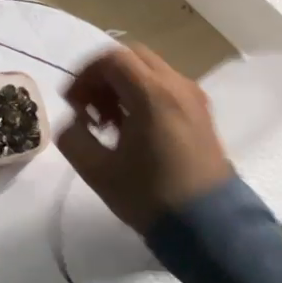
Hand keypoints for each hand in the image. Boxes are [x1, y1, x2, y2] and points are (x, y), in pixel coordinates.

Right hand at [57, 45, 232, 234]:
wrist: (208, 225)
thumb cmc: (149, 196)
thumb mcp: (97, 171)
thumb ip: (73, 137)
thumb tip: (73, 122)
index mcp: (152, 94)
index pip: (111, 58)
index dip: (84, 75)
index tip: (73, 104)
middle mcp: (177, 85)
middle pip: (132, 57)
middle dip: (103, 77)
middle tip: (89, 109)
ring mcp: (194, 98)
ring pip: (150, 71)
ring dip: (123, 87)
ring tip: (110, 124)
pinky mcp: (201, 113)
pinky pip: (166, 87)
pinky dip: (143, 96)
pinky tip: (134, 131)